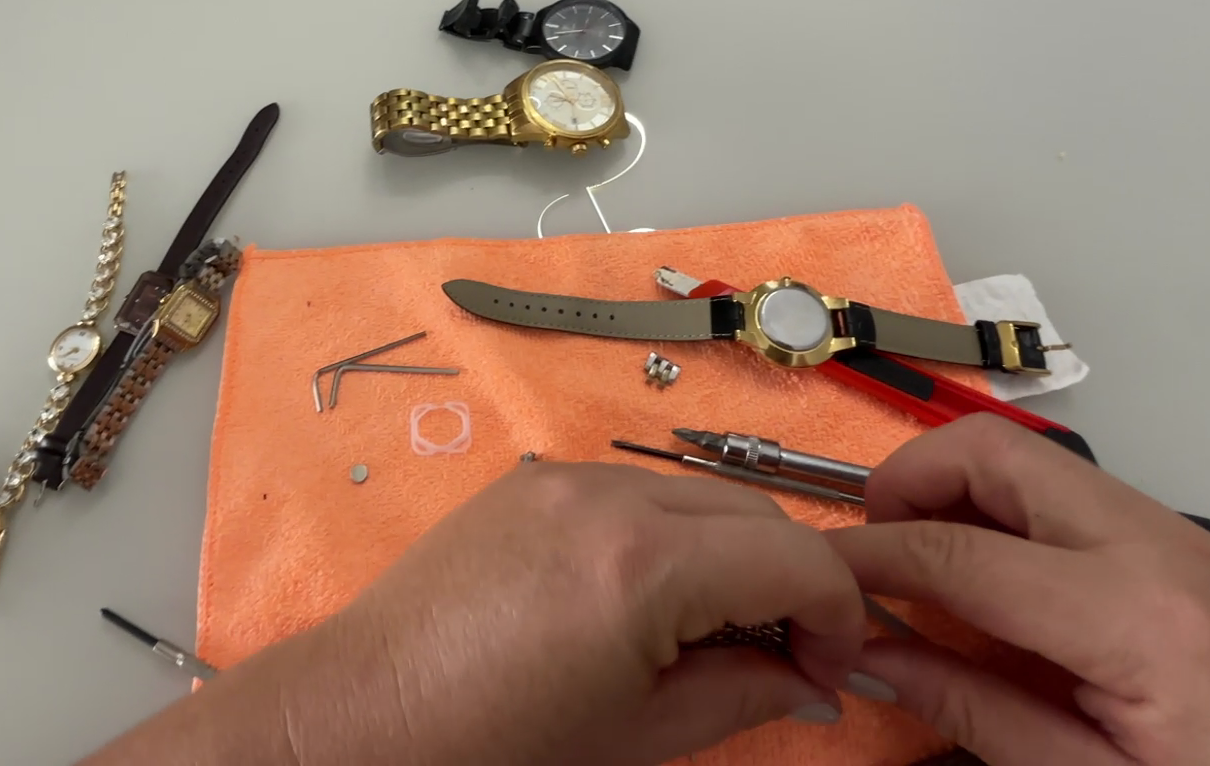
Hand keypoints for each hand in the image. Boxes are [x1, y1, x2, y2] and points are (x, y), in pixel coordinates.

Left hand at [92, 462, 873, 765]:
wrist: (371, 703)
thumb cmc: (500, 743)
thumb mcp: (640, 735)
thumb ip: (744, 693)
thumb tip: (814, 678)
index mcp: (642, 562)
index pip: (796, 553)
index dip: (838, 611)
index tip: (828, 667)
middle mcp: (606, 492)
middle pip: (749, 507)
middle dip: (787, 575)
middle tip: (777, 652)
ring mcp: (561, 471)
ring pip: (689, 492)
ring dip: (723, 548)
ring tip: (702, 625)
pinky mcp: (529, 473)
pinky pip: (628, 489)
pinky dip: (662, 529)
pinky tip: (635, 591)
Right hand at [829, 415, 1209, 764]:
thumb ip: (975, 712)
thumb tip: (867, 656)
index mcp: (1141, 619)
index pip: (952, 551)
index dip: (864, 556)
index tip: (817, 572)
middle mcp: (1162, 546)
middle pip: (989, 450)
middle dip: (905, 479)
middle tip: (876, 549)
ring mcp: (1188, 538)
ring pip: (1025, 457)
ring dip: (951, 489)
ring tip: (928, 565)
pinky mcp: (1198, 548)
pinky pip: (1066, 493)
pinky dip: (1001, 510)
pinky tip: (999, 581)